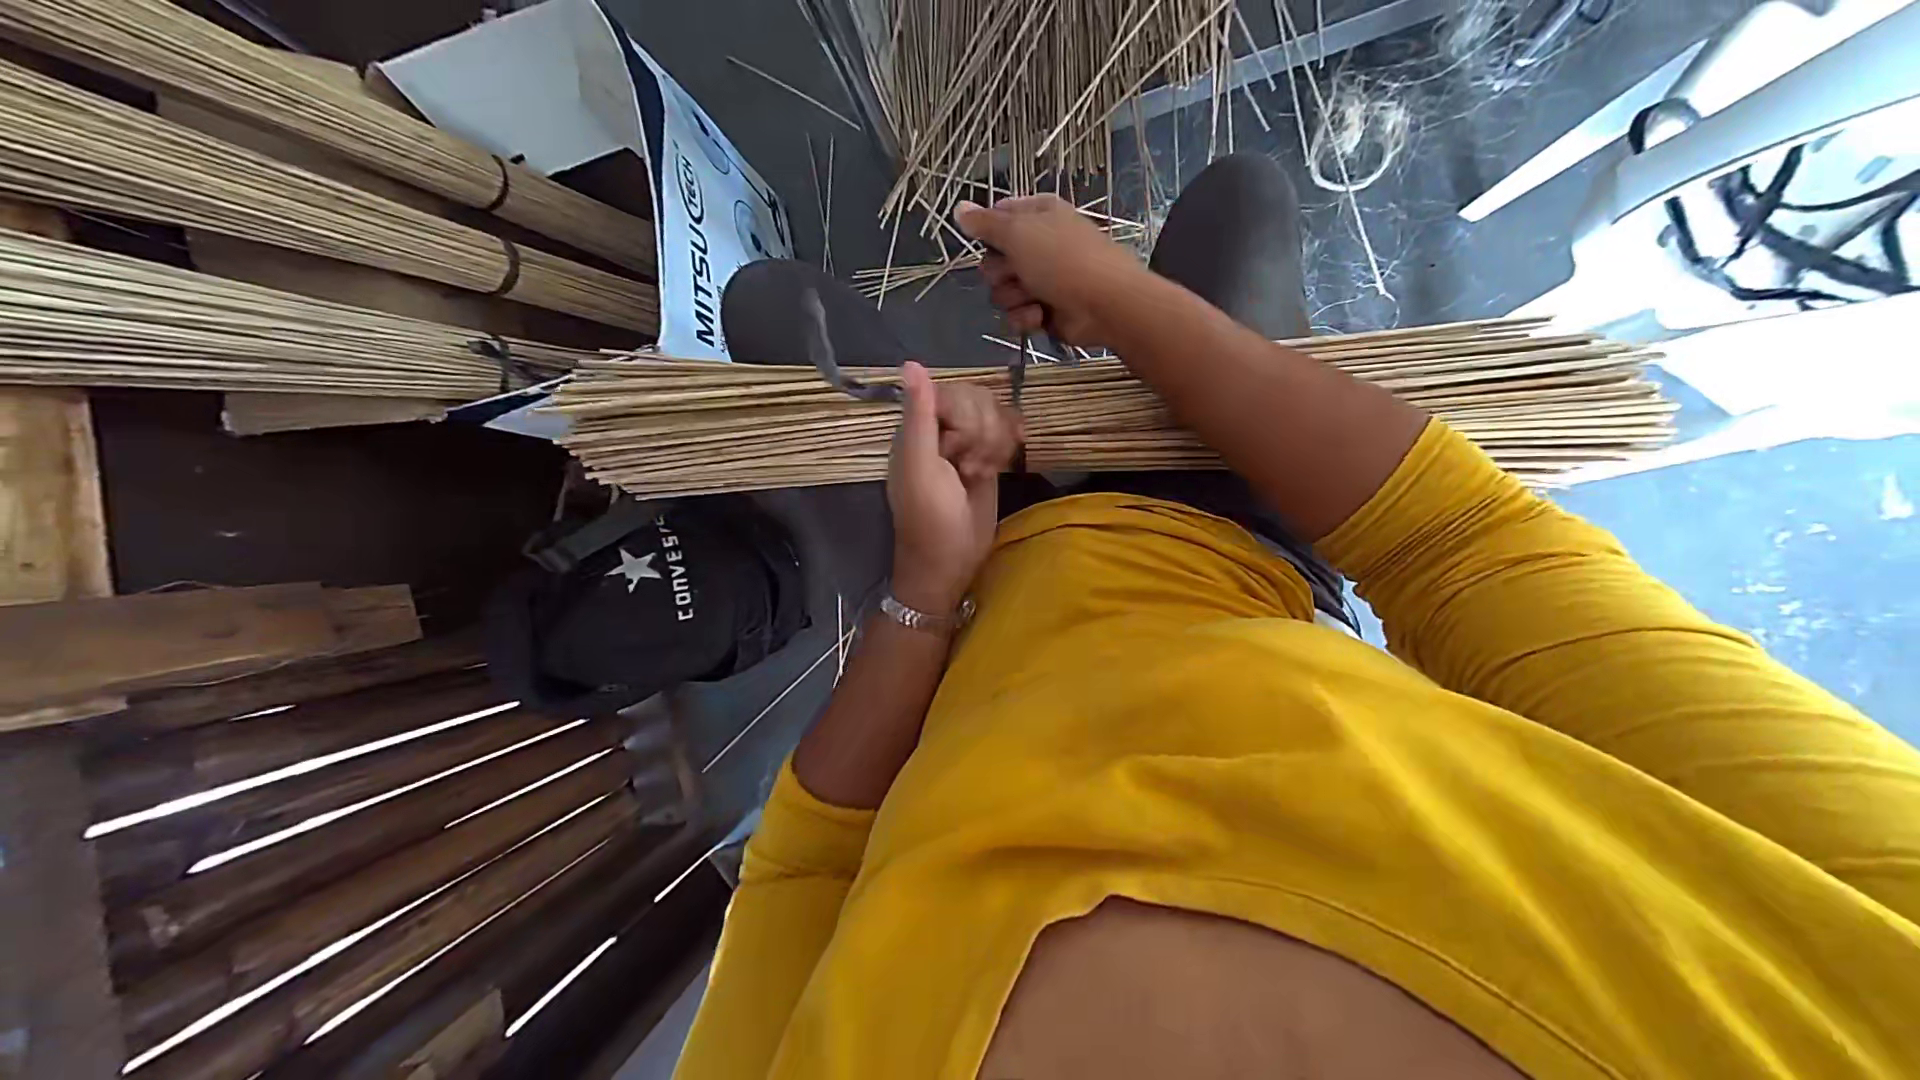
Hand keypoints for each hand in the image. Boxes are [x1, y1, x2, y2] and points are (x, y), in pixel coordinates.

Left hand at [886, 360, 1022, 614]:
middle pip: (979, 399)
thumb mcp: (921, 469)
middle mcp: (941, 429)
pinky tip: (997, 469)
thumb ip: (919, 416)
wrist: (951, 562)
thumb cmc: (930, 520)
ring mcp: (966, 442)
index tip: (959, 450)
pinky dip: (1006, 448)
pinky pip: (1006, 430)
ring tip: (979, 474)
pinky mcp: (988, 455)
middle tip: (968, 469)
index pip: (953, 391)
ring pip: (996, 414)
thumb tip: (911, 364)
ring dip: (994, 445)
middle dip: (982, 435)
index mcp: (918, 428)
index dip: (965, 417)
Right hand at [954, 194, 1151, 346]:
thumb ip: (985, 223)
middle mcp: (1038, 246)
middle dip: (1000, 272)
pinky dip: (1025, 317)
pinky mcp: (1043, 312)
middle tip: (1016, 272)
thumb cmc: (1062, 259)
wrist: (1103, 303)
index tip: (992, 241)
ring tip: (1034, 297)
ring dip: (1013, 298)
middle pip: (993, 261)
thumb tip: (958, 208)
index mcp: (1036, 215)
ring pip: (1001, 293)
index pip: (997, 218)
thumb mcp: (1019, 232)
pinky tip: (1040, 316)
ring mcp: (1041, 281)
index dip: (989, 233)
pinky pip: (1015, 316)